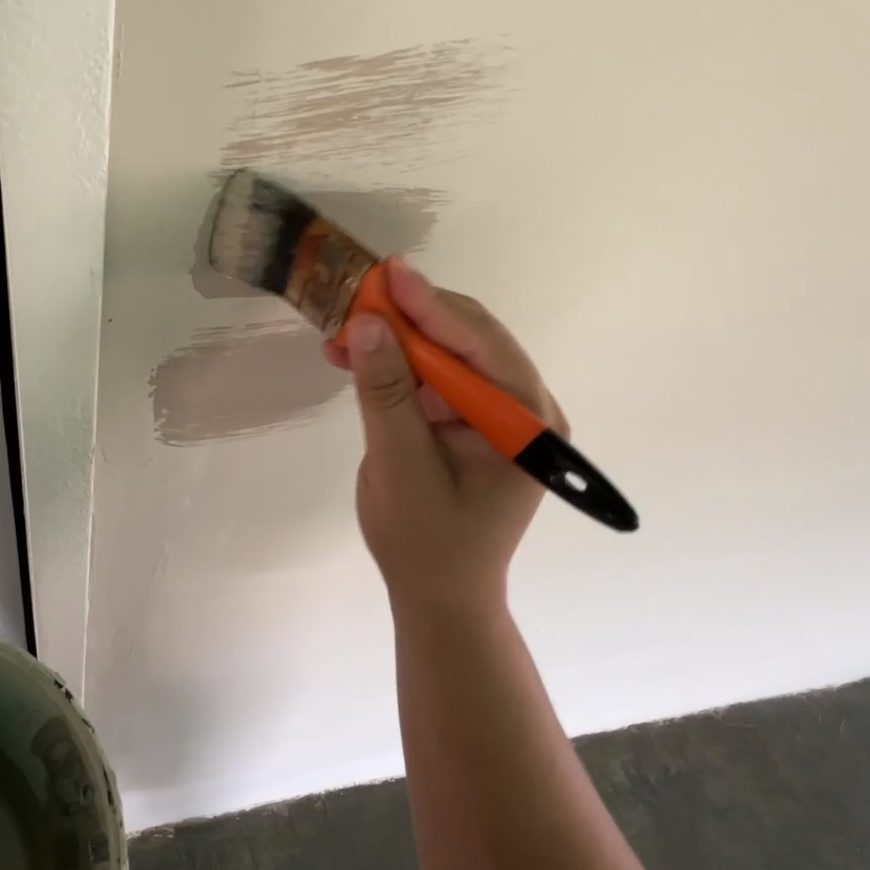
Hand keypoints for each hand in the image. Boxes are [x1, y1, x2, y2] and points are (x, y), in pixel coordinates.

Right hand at [322, 259, 567, 612]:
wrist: (438, 595)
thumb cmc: (426, 543)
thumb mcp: (401, 467)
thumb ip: (386, 394)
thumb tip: (365, 323)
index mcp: (527, 424)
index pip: (483, 347)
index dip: (433, 307)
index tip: (387, 274)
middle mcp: (521, 410)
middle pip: (468, 341)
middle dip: (411, 316)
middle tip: (357, 293)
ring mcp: (495, 415)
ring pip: (447, 353)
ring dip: (396, 337)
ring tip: (342, 326)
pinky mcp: (467, 422)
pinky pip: (432, 377)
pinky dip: (394, 363)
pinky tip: (353, 355)